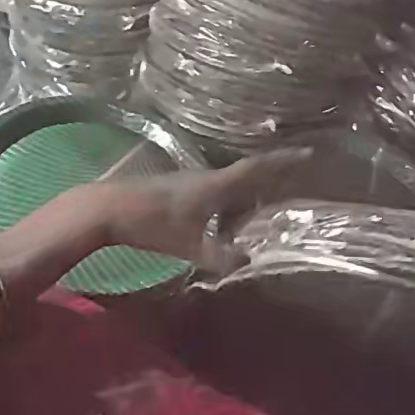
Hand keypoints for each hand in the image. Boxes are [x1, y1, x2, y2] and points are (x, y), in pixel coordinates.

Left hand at [84, 148, 309, 271]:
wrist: (107, 207)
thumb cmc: (150, 224)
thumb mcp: (188, 246)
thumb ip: (220, 257)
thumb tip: (248, 261)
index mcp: (215, 186)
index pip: (257, 169)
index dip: (283, 162)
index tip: (307, 152)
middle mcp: (207, 178)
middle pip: (247, 176)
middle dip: (269, 181)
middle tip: (288, 189)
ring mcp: (191, 182)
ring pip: (229, 187)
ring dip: (244, 199)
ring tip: (253, 219)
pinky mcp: (179, 190)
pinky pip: (214, 194)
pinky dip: (226, 206)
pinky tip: (221, 225)